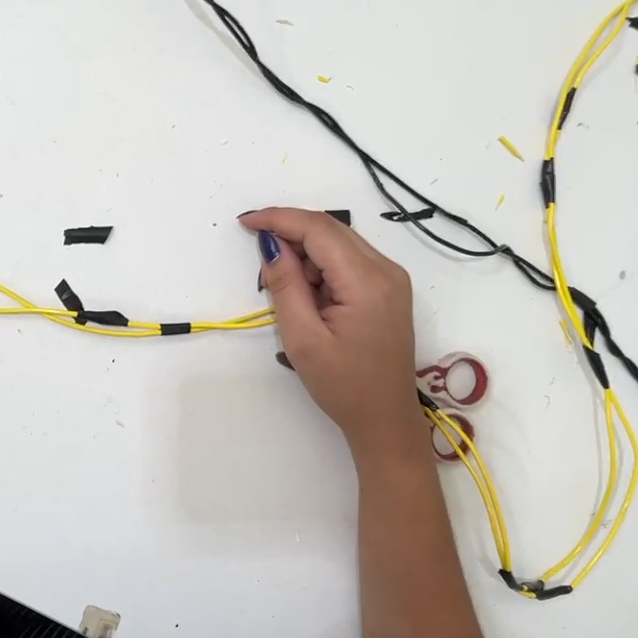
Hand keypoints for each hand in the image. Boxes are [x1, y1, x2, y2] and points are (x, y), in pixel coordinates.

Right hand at [242, 209, 422, 462]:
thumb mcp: (303, 338)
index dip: (279, 218)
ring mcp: (391, 277)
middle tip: (257, 250)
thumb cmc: (342, 385)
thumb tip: (271, 244)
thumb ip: (285, 285)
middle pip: (331, 229)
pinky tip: (307, 291)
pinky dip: (321, 264)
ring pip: (339, 241)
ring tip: (285, 285)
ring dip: (305, 250)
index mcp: (367, 281)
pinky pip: (348, 258)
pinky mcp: (388, 287)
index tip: (245, 223)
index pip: (319, 229)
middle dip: (290, 231)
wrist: (385, 419)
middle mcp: (386, 269)